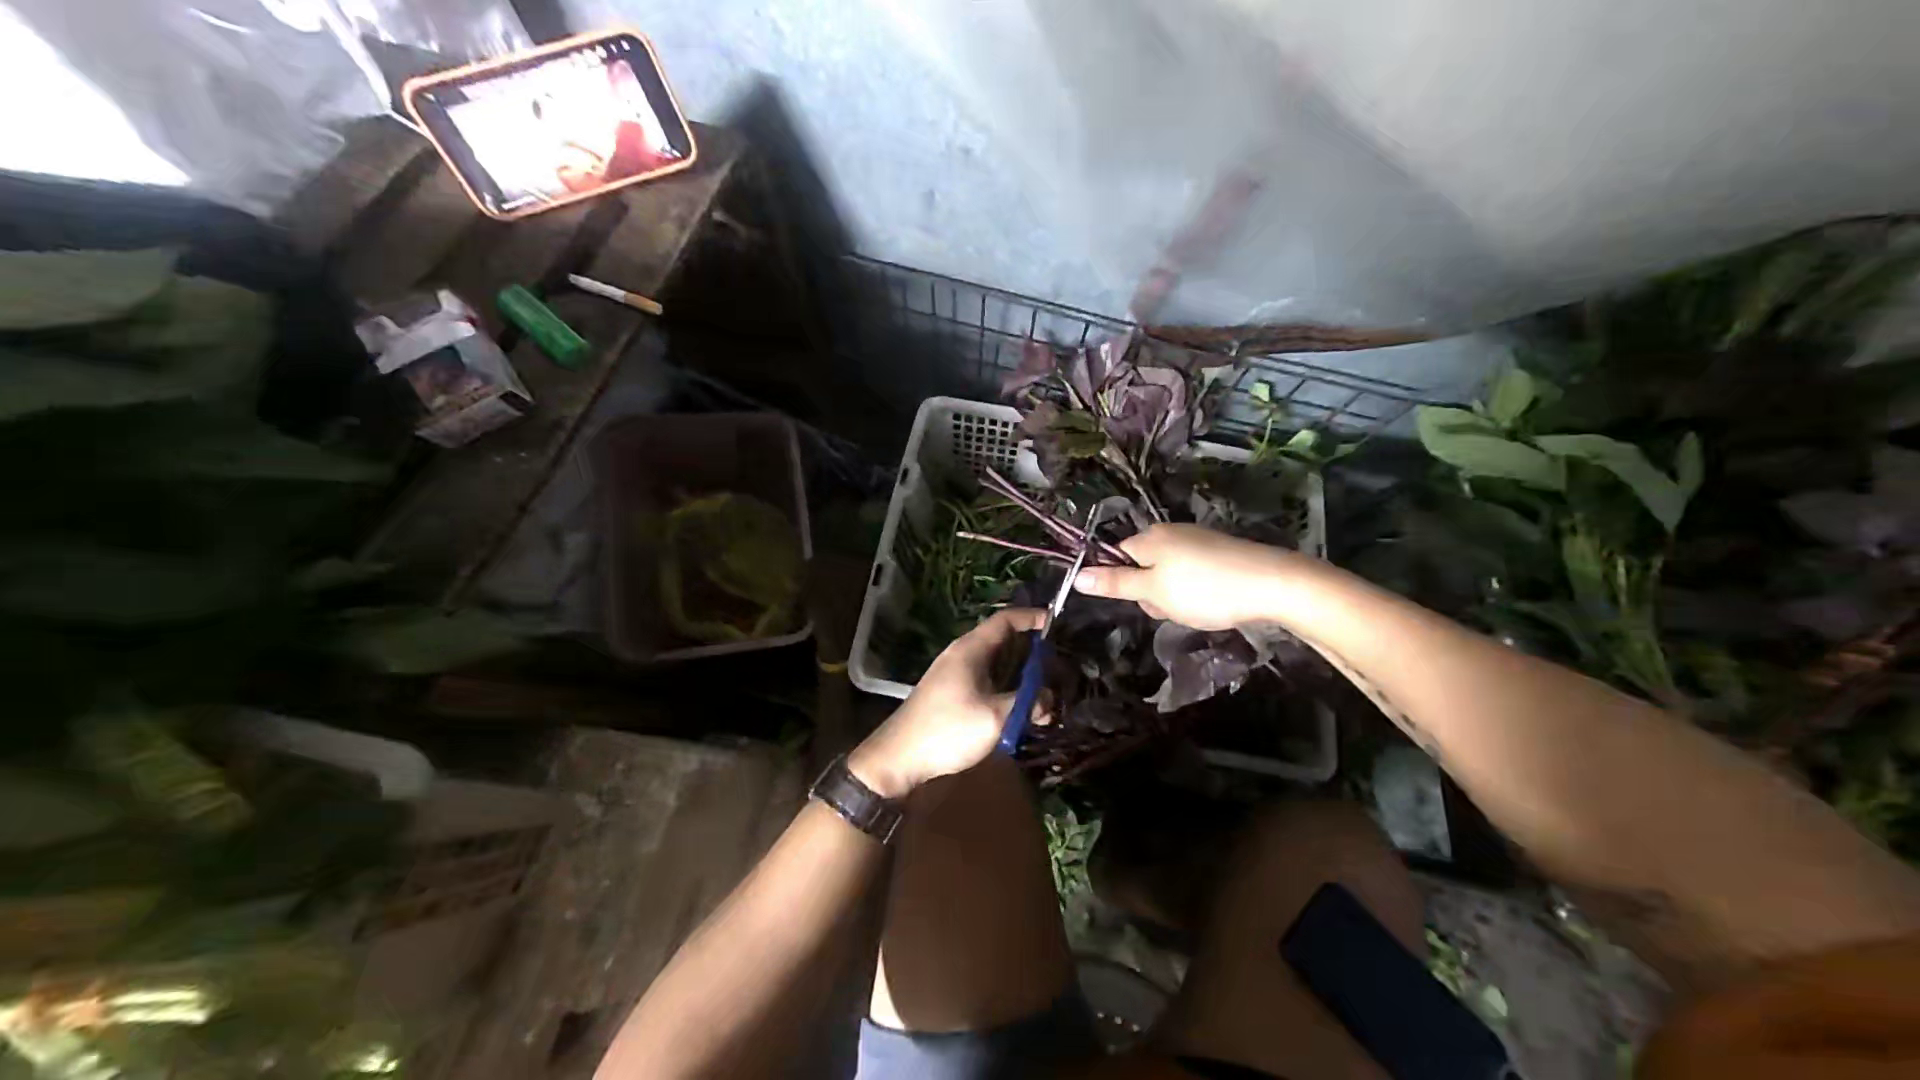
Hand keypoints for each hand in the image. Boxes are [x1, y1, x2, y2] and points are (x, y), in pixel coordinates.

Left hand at [847, 607, 1046, 798]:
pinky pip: (987, 681)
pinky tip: (1022, 708)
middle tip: (1060, 664)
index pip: (1006, 619)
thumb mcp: (996, 718)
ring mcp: (955, 674)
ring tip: (1048, 689)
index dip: (1033, 617)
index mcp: (970, 649)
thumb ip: (1027, 703)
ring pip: (996, 664)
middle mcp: (962, 654)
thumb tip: (1049, 698)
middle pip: (1004, 641)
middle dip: (1033, 651)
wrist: (899, 758)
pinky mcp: (953, 694)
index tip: (1059, 625)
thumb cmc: (948, 730)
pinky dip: (1007, 688)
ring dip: (1021, 674)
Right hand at [1072, 523, 1305, 630]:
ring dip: (1175, 595)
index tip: (1142, 601)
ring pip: (1169, 573)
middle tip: (1172, 608)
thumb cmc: (1205, 589)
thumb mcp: (1154, 592)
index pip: (1116, 556)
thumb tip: (1076, 575)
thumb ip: (1115, 584)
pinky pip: (1193, 572)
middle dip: (1152, 593)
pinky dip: (1198, 590)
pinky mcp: (1219, 551)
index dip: (1123, 582)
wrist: (1272, 583)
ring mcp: (1197, 539)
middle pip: (1143, 566)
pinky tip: (1214, 602)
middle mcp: (1170, 532)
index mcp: (1149, 537)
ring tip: (1197, 608)